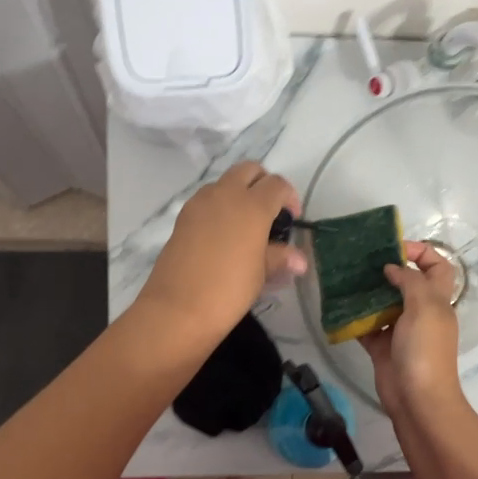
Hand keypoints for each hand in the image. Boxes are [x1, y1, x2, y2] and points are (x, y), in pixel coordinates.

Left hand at [135, 162, 307, 335]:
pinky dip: (219, 205)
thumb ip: (279, 258)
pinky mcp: (183, 217)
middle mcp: (226, 195)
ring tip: (245, 224)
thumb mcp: (260, 274)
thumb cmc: (228, 290)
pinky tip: (222, 234)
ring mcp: (200, 203)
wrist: (177, 308)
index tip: (292, 218)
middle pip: (249, 170)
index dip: (289, 197)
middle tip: (270, 210)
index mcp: (252, 206)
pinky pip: (206, 199)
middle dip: (263, 183)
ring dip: (239, 192)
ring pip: (225, 182)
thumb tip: (299, 260)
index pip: (277, 185)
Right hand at [360, 240, 461, 414]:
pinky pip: (366, 328)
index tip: (395, 248)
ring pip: (383, 304)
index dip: (423, 253)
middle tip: (362, 261)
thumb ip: (410, 280)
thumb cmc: (425, 349)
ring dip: (367, 293)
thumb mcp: (424, 306)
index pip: (438, 267)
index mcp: (438, 300)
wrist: (417, 398)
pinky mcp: (382, 347)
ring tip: (346, 278)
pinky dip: (354, 319)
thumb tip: (392, 268)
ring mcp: (400, 331)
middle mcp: (420, 313)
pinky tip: (338, 308)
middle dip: (388, 270)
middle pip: (407, 283)